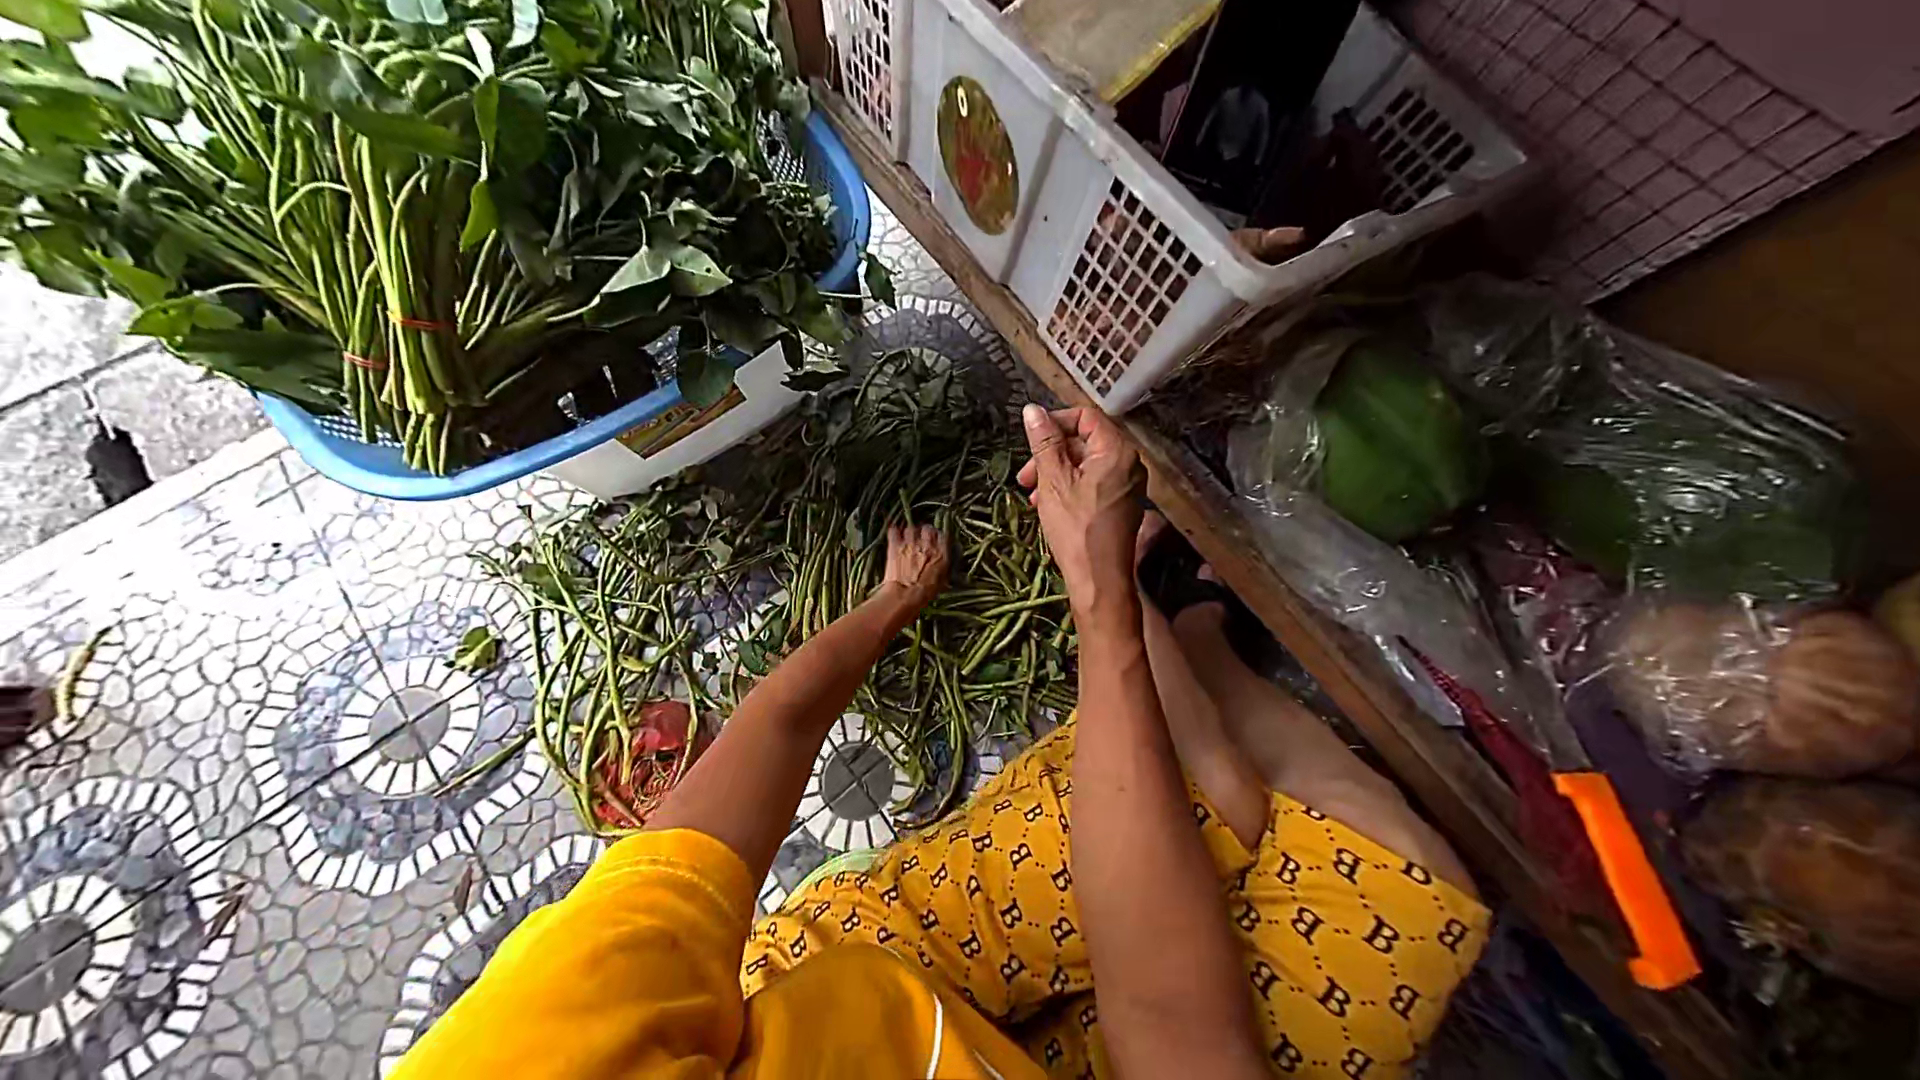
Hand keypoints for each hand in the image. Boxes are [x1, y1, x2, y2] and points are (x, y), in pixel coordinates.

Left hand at [878, 523, 948, 609]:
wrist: (904, 596)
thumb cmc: (925, 592)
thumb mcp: (943, 580)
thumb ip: (945, 565)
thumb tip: (946, 559)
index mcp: (941, 552)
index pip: (944, 535)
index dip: (939, 538)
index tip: (937, 542)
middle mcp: (926, 543)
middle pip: (927, 528)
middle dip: (925, 533)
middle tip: (922, 541)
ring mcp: (909, 542)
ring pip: (911, 528)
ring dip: (910, 533)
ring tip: (908, 541)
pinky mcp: (894, 545)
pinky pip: (894, 531)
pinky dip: (894, 533)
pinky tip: (894, 537)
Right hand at [1018, 404, 1142, 613]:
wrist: (1099, 579)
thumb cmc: (1077, 529)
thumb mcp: (1054, 481)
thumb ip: (1044, 442)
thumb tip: (1032, 410)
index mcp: (1117, 452)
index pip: (1086, 417)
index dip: (1055, 423)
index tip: (1031, 440)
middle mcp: (1129, 464)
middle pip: (1084, 442)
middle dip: (1050, 454)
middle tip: (1025, 475)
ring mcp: (1127, 486)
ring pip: (1084, 465)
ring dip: (1054, 474)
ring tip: (1032, 495)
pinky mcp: (1120, 505)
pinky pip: (1092, 484)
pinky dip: (1068, 488)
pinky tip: (1047, 506)